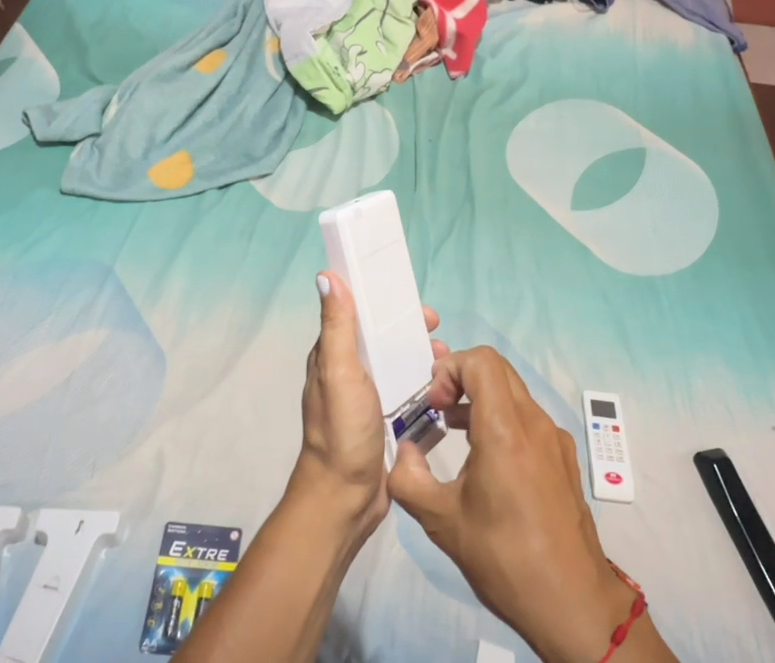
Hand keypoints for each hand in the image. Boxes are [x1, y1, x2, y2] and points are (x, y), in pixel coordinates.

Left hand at [288, 271, 445, 542]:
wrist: (347, 498)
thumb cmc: (341, 431)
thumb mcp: (339, 373)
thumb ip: (337, 326)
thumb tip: (326, 276)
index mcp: (334, 357)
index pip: (357, 315)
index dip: (381, 301)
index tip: (412, 300)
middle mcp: (350, 374)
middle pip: (383, 339)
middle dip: (410, 331)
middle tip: (438, 332)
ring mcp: (369, 400)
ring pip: (400, 366)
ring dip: (423, 359)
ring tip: (448, 364)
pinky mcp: (387, 422)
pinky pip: (410, 394)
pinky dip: (428, 387)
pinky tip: (446, 392)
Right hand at [388, 347, 659, 662]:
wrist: (571, 599)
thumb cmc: (503, 556)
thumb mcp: (441, 520)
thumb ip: (409, 478)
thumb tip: (404, 452)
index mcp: (505, 430)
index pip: (481, 361)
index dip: (450, 369)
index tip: (433, 404)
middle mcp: (535, 424)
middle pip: (498, 369)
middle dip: (461, 378)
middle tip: (437, 409)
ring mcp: (554, 440)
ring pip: (514, 393)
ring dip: (480, 399)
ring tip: (452, 431)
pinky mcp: (563, 458)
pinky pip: (528, 419)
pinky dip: (501, 420)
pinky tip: (484, 459)